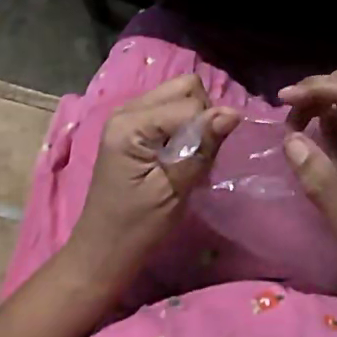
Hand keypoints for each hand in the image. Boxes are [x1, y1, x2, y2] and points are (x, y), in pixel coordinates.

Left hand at [67, 74, 238, 286]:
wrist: (103, 249)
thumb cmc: (137, 226)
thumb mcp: (174, 190)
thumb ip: (202, 148)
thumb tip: (233, 114)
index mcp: (131, 123)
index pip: (189, 104)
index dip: (207, 128)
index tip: (206, 162)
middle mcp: (127, 108)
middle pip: (185, 87)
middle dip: (203, 115)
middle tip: (200, 153)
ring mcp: (128, 113)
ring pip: (179, 94)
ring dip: (194, 120)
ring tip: (189, 156)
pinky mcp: (133, 123)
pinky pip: (169, 107)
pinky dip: (183, 124)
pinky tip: (178, 154)